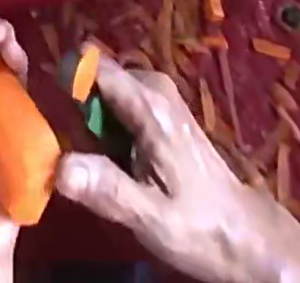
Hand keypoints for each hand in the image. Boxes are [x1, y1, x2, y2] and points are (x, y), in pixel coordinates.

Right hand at [55, 57, 299, 282]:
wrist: (245, 235)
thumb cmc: (197, 226)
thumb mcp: (149, 218)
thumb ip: (105, 189)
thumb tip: (59, 167)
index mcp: (147, 104)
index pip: (91, 63)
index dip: (66, 78)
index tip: (54, 109)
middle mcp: (152, 84)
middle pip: (95, 73)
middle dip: (78, 102)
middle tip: (82, 148)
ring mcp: (158, 90)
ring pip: (104, 84)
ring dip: (91, 112)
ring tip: (99, 154)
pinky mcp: (160, 101)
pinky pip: (117, 93)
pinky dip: (107, 116)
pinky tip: (116, 152)